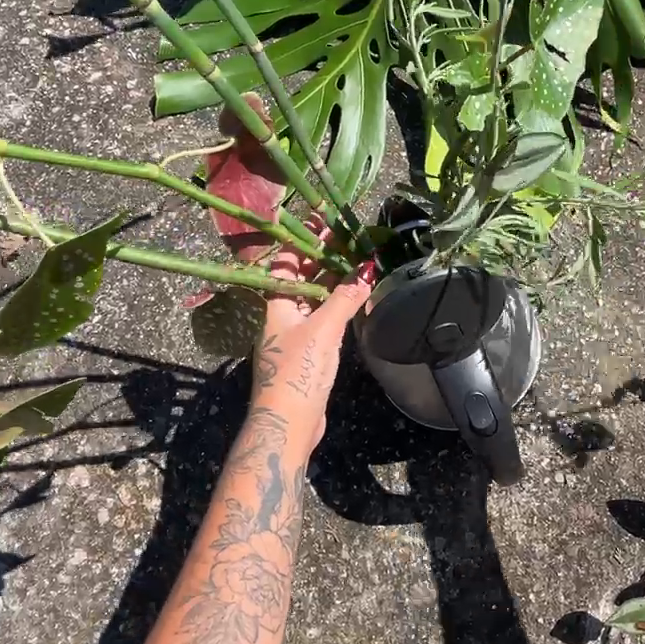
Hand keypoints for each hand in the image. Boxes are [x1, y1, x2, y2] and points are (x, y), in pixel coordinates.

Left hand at [249, 229, 375, 457]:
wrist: (289, 423)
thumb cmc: (298, 372)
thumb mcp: (324, 330)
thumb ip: (346, 299)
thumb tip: (367, 269)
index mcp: (277, 303)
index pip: (289, 260)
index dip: (305, 239)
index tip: (324, 220)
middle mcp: (283, 314)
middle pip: (303, 277)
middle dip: (323, 257)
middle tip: (349, 236)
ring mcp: (295, 334)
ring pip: (315, 298)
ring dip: (334, 280)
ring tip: (358, 260)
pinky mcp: (308, 353)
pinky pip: (324, 318)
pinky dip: (339, 305)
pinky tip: (356, 299)